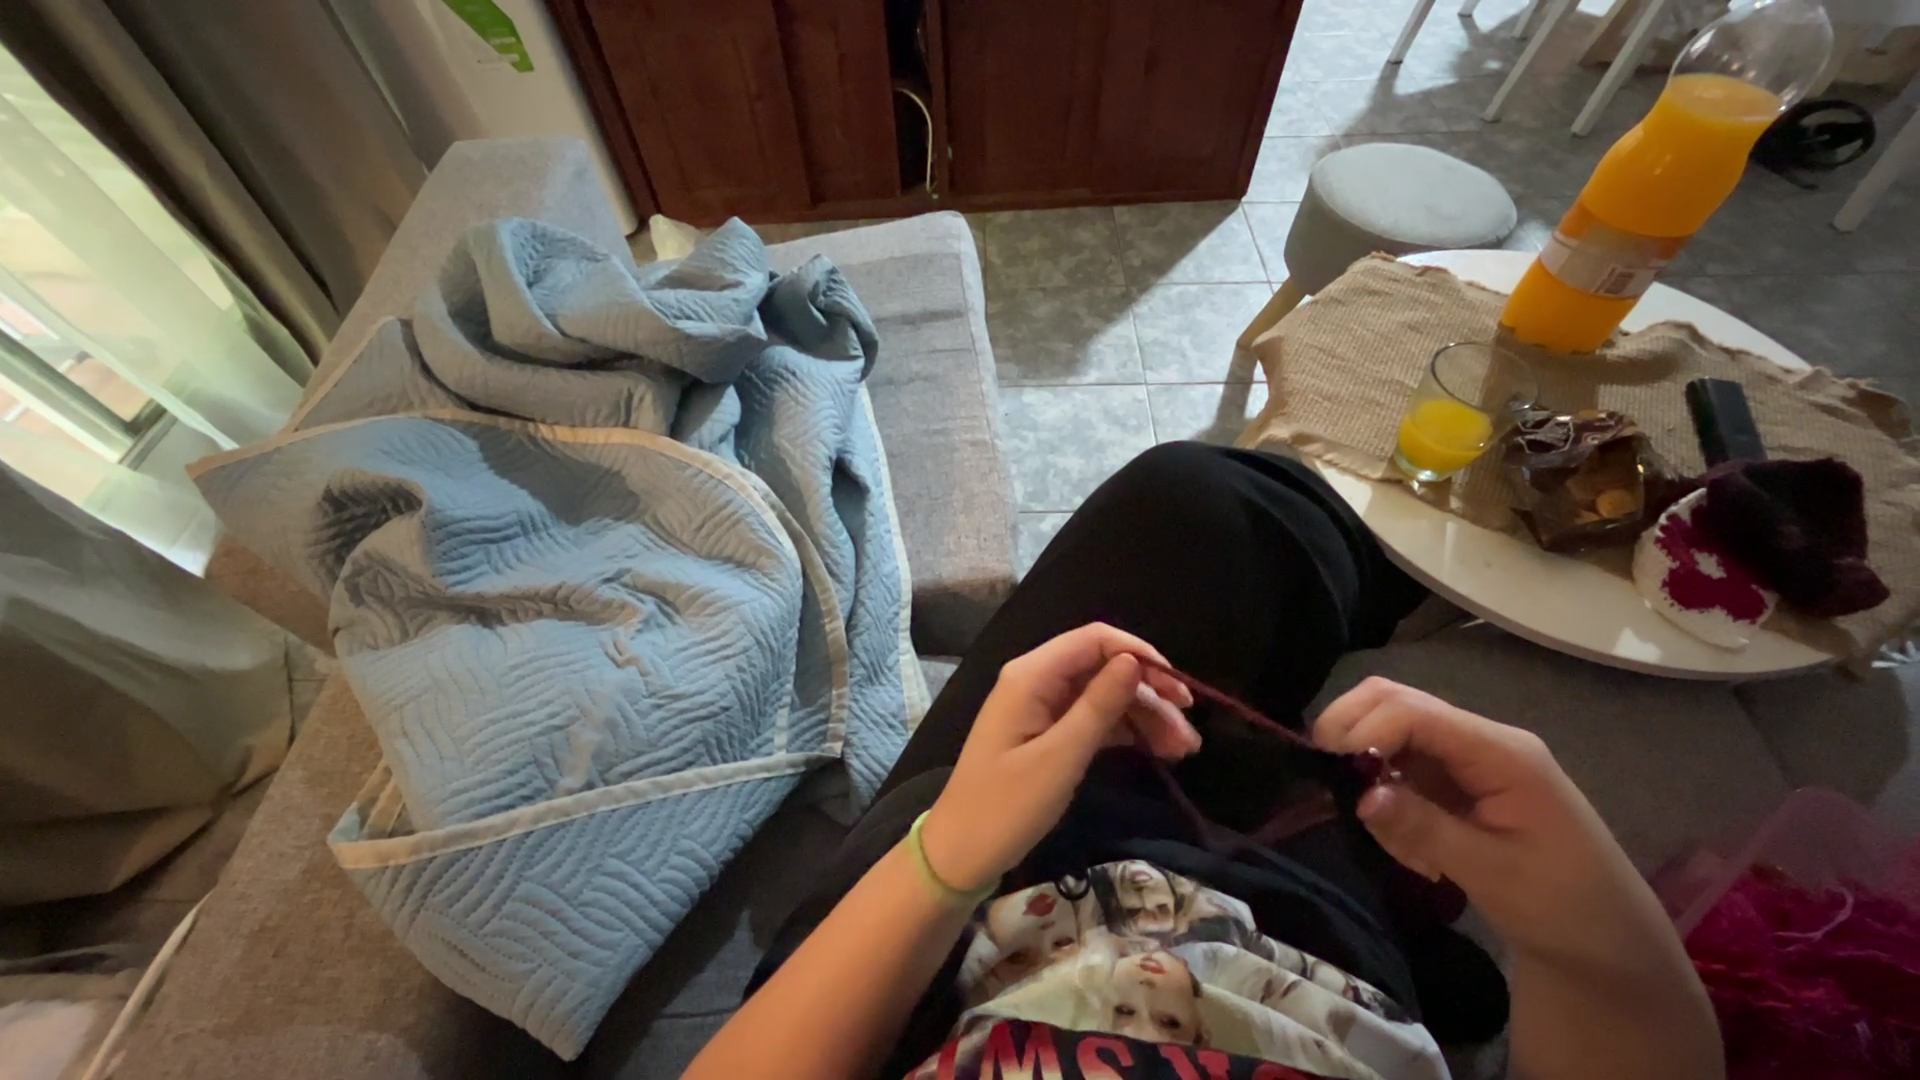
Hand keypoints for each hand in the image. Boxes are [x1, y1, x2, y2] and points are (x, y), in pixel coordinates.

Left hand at [919, 624, 1200, 892]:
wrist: (962, 852)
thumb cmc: (1006, 806)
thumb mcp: (1060, 757)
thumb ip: (1099, 706)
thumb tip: (1134, 661)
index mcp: (1031, 675)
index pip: (1094, 639)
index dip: (1140, 655)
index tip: (1180, 690)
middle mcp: (1036, 681)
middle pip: (1104, 668)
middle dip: (1149, 694)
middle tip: (1190, 732)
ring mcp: (1042, 707)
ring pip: (1104, 696)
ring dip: (1144, 717)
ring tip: (1185, 750)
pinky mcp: (1047, 733)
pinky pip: (1094, 719)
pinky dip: (1126, 733)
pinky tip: (1160, 752)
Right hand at [1314, 677, 1653, 961]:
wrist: (1607, 947)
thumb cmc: (1562, 907)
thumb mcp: (1493, 874)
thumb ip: (1425, 828)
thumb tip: (1361, 795)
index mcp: (1502, 752)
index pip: (1413, 711)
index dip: (1363, 728)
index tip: (1328, 767)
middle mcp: (1481, 741)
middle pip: (1395, 701)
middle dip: (1351, 729)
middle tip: (1326, 774)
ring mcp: (1467, 759)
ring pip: (1388, 731)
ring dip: (1367, 770)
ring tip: (1386, 831)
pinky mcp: (1455, 780)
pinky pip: (1398, 765)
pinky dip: (1383, 793)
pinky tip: (1406, 841)